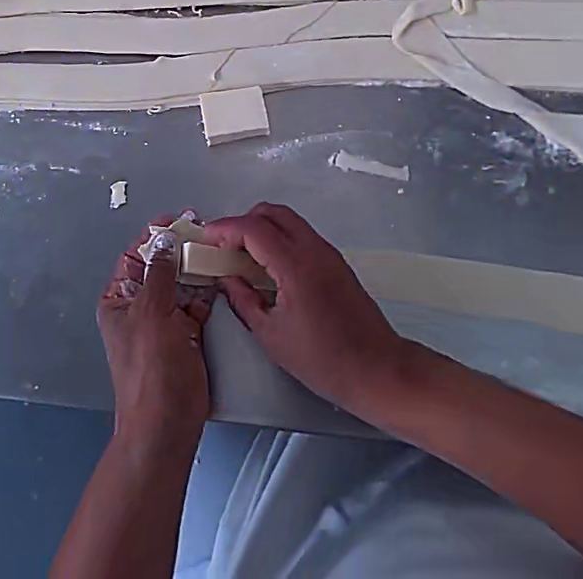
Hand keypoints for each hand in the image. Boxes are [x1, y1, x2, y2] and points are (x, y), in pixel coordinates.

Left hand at [97, 221, 214, 442]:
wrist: (167, 424)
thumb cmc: (151, 369)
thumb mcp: (151, 313)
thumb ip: (159, 272)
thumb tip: (164, 239)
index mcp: (119, 300)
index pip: (135, 256)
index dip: (155, 235)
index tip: (178, 219)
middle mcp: (139, 307)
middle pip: (161, 266)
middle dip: (180, 248)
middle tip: (204, 231)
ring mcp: (164, 321)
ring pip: (181, 282)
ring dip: (196, 266)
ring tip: (216, 247)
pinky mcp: (186, 333)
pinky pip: (197, 302)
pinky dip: (208, 288)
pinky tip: (221, 274)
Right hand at [201, 203, 417, 412]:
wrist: (377, 369)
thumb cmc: (323, 359)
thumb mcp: (271, 335)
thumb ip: (243, 301)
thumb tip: (227, 280)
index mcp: (295, 265)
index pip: (253, 228)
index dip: (225, 228)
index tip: (206, 238)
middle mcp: (313, 249)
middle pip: (272, 213)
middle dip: (243, 222)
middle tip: (223, 246)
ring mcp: (328, 253)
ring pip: (289, 221)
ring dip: (262, 229)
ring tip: (242, 257)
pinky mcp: (336, 262)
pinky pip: (301, 236)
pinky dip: (280, 239)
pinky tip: (268, 267)